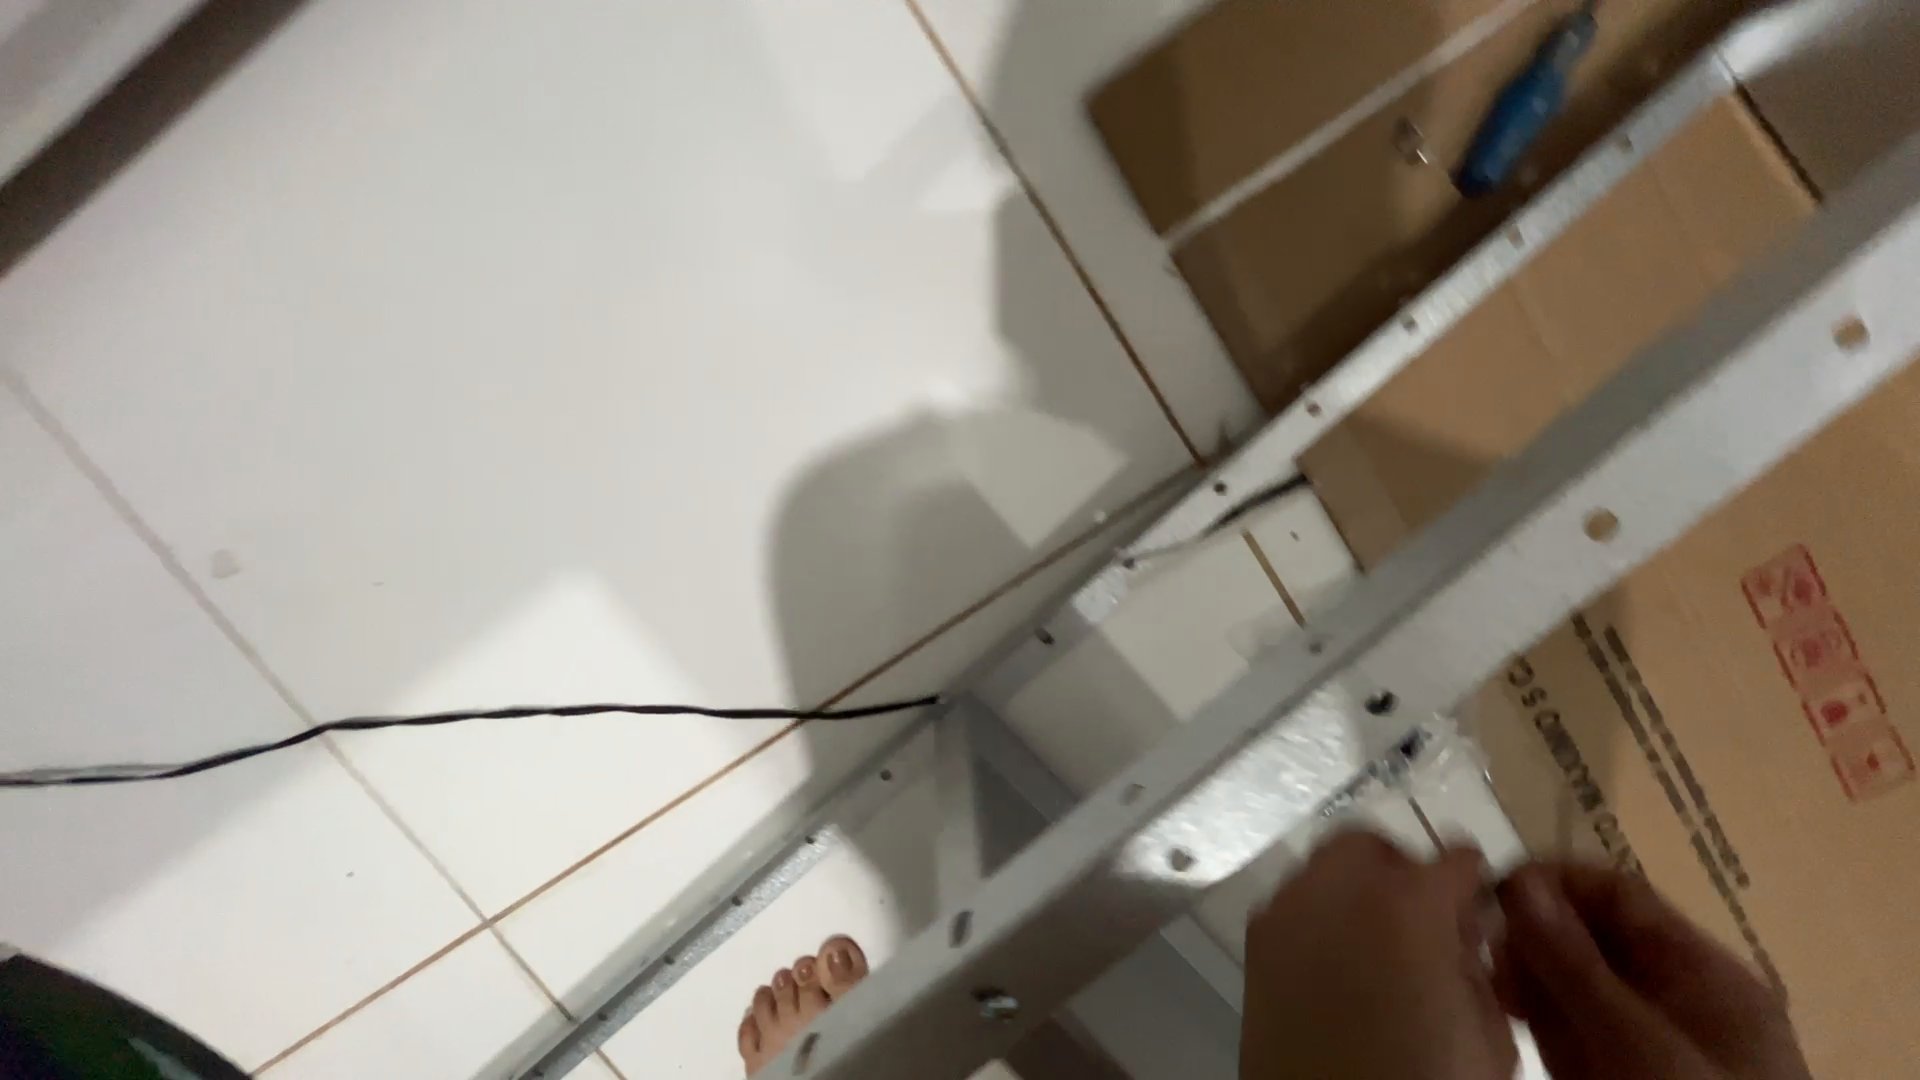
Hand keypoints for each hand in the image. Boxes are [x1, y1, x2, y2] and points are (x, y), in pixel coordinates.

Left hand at [1241, 830, 1514, 1079]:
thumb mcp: (1485, 1033)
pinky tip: (1336, 959)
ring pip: (1324, 865)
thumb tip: (1463, 925)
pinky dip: (1318, 913)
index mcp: (1407, 904)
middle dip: (1401, 868)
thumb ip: (1473, 959)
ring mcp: (1286, 906)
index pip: (1453, 858)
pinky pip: (1293, 901)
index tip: (1479, 895)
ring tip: (1377, 939)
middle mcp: (1337, 886)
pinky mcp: (1256, 935)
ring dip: (1354, 886)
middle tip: (1424, 915)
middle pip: (1369, 844)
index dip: (1473, 877)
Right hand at [1495, 861, 1811, 1079]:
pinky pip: (1554, 1012)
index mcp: (1698, 972)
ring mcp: (1632, 1029)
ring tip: (1479, 975)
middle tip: (1475, 940)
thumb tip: (1514, 879)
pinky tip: (1494, 1008)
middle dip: (1525, 928)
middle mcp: (1665, 991)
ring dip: (1515, 964)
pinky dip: (1521, 1002)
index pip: (1615, 893)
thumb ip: (1572, 959)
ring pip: (1560, 969)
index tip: (1491, 889)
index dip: (1553, 881)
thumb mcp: (1635, 1039)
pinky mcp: (1602, 1062)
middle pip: (1583, 928)